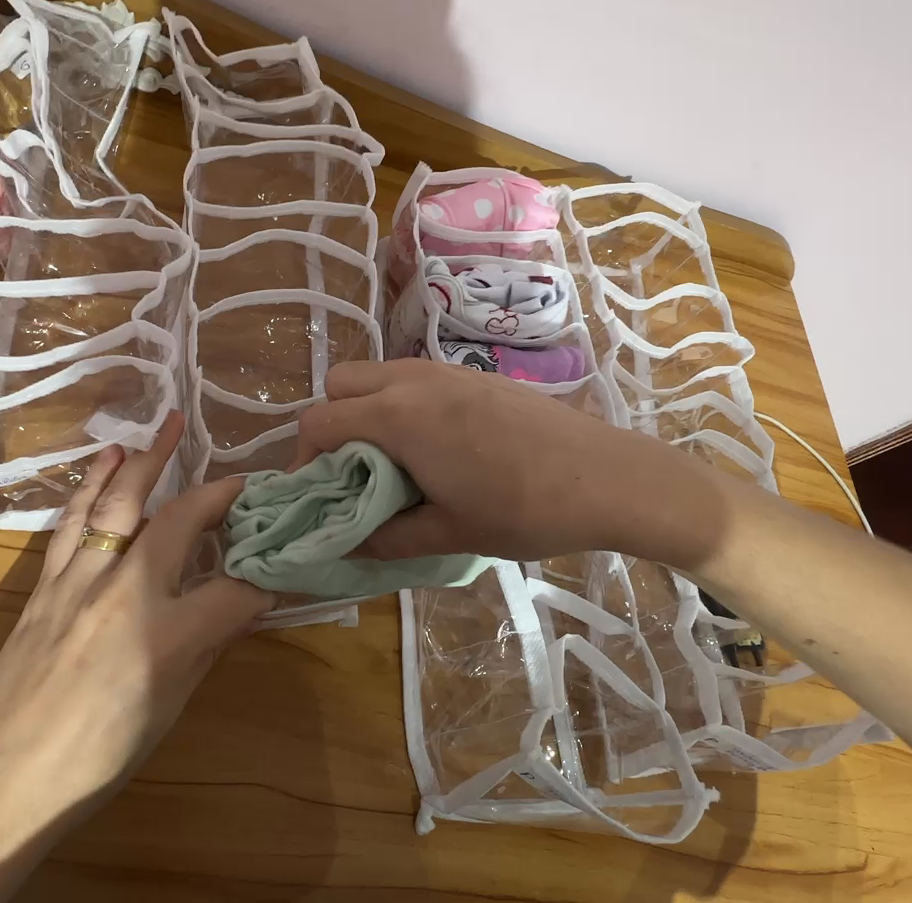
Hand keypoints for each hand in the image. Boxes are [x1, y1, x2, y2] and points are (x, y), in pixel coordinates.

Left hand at [0, 414, 273, 901]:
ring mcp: (79, 581)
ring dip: (145, 461)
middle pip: (181, 522)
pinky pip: (75, 522)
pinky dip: (93, 486)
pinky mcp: (45, 584)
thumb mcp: (169, 707)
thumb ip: (207, 645)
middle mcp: (125, 593)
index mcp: (167, 636)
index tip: (286, 565)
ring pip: (117, 503)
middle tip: (242, 476)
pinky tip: (105, 465)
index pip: (237, 590)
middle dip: (217, 493)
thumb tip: (240, 604)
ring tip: (167, 427)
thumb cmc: (96, 760)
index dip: (267, 578)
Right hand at [296, 360, 731, 571]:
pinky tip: (434, 446)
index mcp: (398, 417)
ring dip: (367, 409)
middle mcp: (413, 380)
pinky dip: (401, 403)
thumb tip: (348, 542)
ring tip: (391, 460)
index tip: (318, 495)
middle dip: (331, 422)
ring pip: (379, 374)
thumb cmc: (524, 509)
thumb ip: (387, 536)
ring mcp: (447, 370)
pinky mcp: (475, 375)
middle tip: (350, 471)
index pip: (319, 421)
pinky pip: (414, 377)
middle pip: (341, 382)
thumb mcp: (449, 533)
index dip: (304, 459)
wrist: (607, 477)